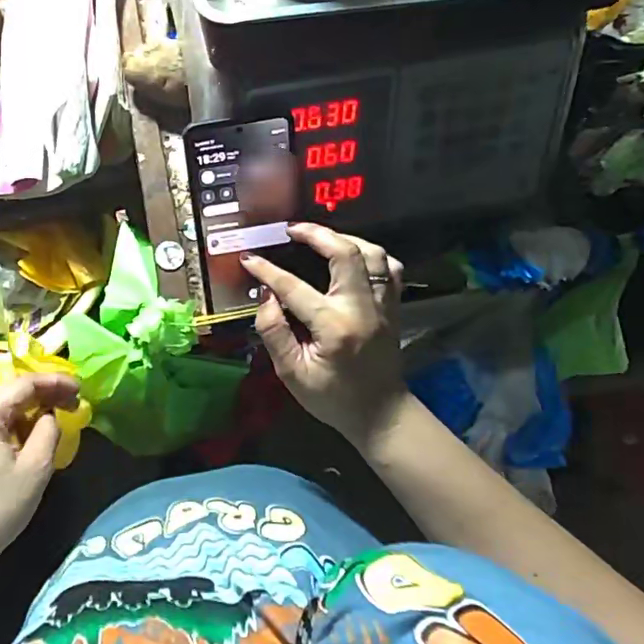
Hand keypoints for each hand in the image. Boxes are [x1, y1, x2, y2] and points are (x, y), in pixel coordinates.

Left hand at [0, 373, 81, 576]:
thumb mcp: (36, 468)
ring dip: (30, 411)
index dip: (54, 381)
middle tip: (74, 402)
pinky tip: (32, 438)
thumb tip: (50, 415)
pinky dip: (16, 426)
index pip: (23, 383)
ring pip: (1, 410)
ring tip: (58, 419)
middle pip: (10, 393)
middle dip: (44, 394)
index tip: (80, 388)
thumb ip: (49, 431)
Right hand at [242, 223, 406, 444]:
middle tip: (291, 230)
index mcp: (334, 326)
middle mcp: (362, 308)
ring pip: (373, 253)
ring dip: (345, 239)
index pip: (294, 287)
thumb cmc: (332, 398)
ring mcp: (384, 305)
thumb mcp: (292, 374)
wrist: (380, 414)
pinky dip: (370, 254)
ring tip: (320, 238)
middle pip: (345, 253)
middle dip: (316, 234)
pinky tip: (352, 254)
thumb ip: (274, 332)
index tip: (249, 259)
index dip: (267, 271)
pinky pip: (389, 267)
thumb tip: (266, 297)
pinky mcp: (394, 307)